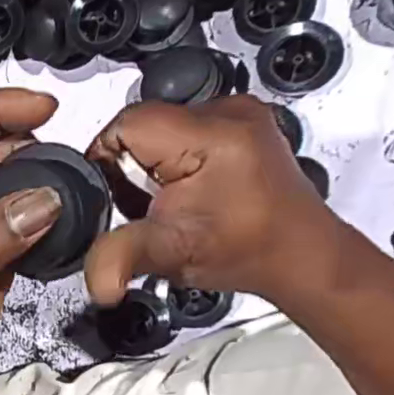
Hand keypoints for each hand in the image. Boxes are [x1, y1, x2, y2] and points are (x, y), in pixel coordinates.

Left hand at [0, 88, 63, 374]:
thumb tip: (41, 201)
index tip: (39, 106)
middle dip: (29, 130)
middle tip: (61, 141)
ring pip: (20, 165)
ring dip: (45, 166)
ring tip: (67, 176)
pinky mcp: (7, 226)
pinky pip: (35, 198)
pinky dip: (53, 198)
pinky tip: (66, 205)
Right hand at [82, 96, 342, 304]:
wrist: (298, 256)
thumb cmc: (251, 251)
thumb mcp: (170, 254)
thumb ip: (120, 258)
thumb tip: (94, 281)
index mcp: (211, 135)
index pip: (125, 123)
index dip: (106, 162)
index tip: (116, 195)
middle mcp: (228, 113)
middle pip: (140, 125)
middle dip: (129, 169)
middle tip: (149, 206)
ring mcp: (238, 115)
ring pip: (160, 129)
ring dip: (150, 167)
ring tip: (171, 201)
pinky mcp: (241, 125)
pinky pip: (183, 132)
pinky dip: (173, 163)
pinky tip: (187, 192)